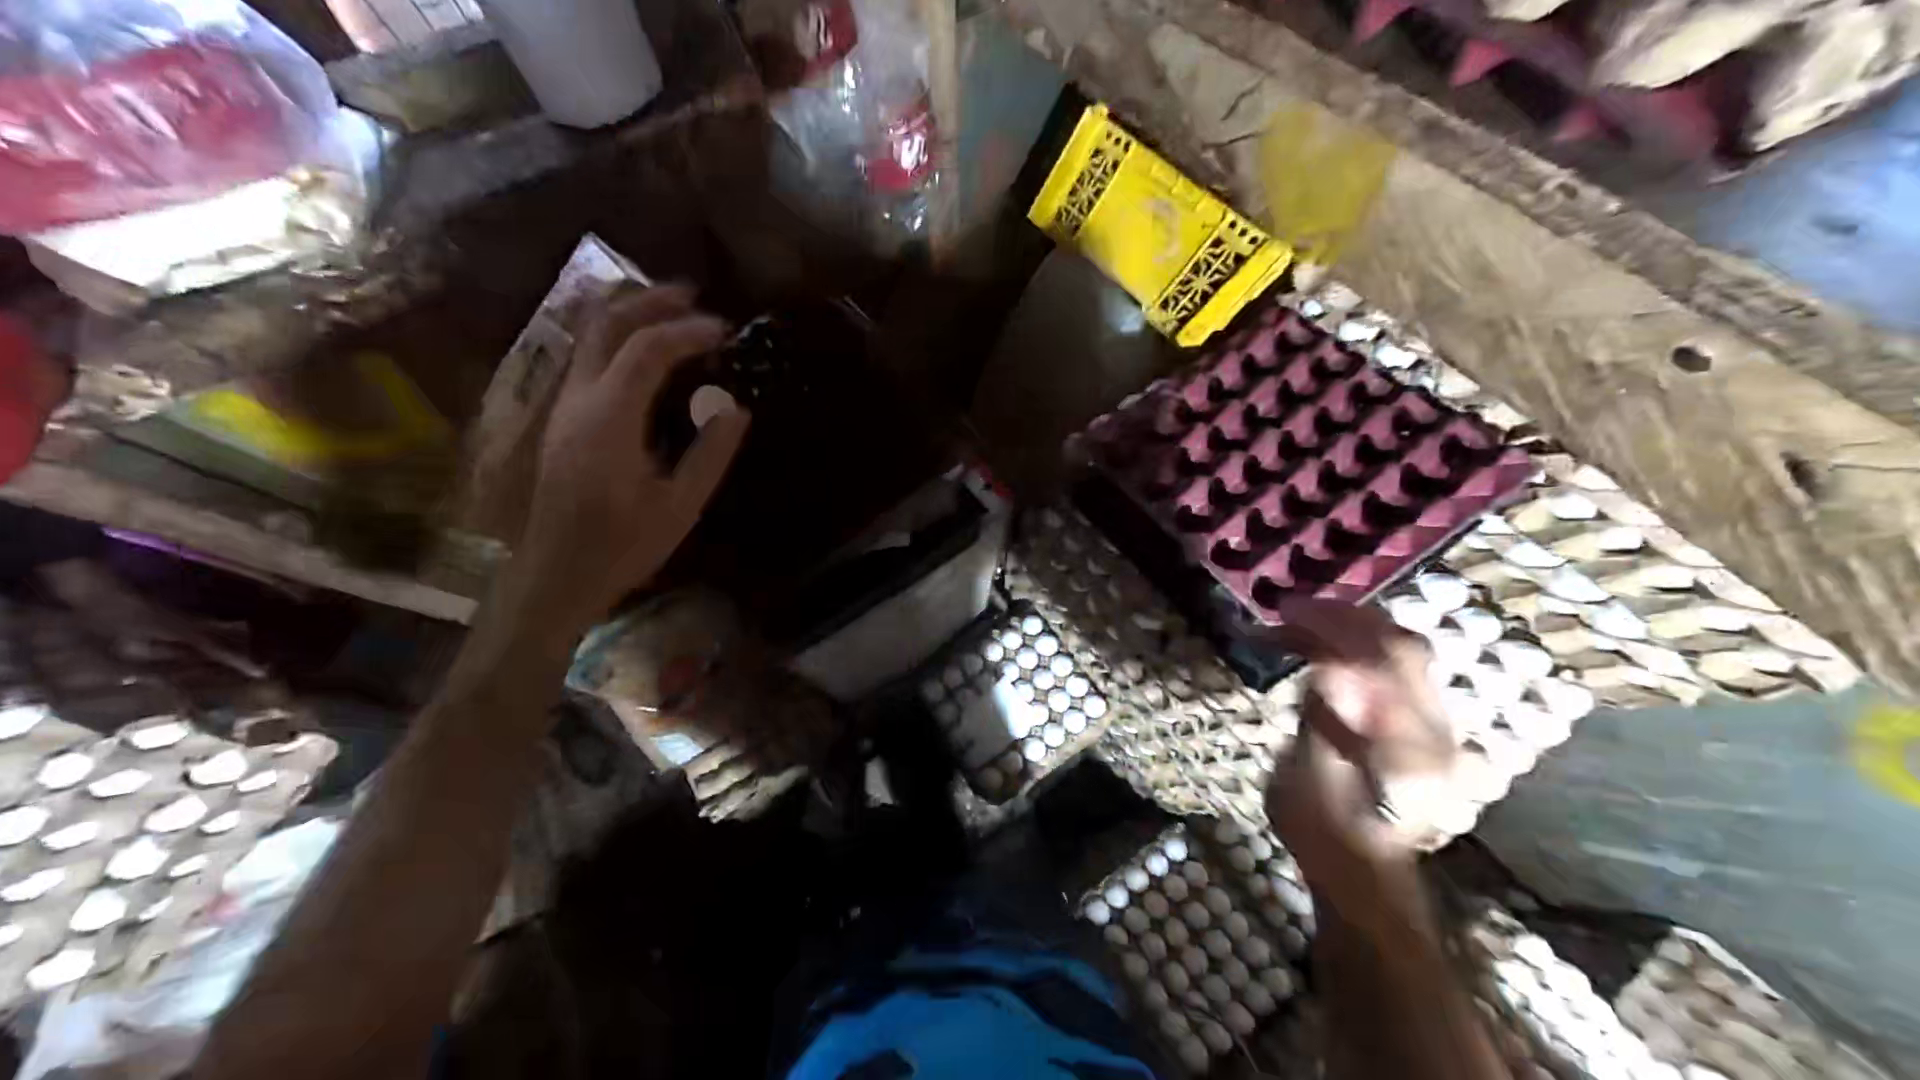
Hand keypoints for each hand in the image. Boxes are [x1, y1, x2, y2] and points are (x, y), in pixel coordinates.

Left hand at [517, 284, 749, 628]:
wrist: (556, 575)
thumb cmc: (623, 547)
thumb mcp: (680, 506)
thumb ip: (710, 454)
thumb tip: (737, 409)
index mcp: (609, 420)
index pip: (646, 351)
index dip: (687, 331)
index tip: (725, 330)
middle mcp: (577, 401)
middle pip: (605, 326)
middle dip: (649, 301)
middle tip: (693, 295)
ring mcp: (563, 408)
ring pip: (587, 337)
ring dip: (628, 314)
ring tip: (670, 309)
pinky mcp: (561, 420)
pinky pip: (585, 358)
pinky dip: (616, 338)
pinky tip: (642, 349)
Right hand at [1264, 599, 1456, 927]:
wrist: (1363, 870)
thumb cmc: (1325, 833)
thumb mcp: (1309, 787)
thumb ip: (1321, 727)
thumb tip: (1325, 671)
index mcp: (1410, 748)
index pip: (1382, 666)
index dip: (1333, 632)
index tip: (1284, 617)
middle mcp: (1435, 729)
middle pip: (1402, 648)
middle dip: (1343, 618)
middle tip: (1289, 608)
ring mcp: (1435, 725)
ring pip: (1405, 650)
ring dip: (1351, 625)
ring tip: (1301, 618)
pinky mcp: (1423, 722)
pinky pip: (1398, 664)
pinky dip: (1358, 642)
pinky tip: (1323, 642)